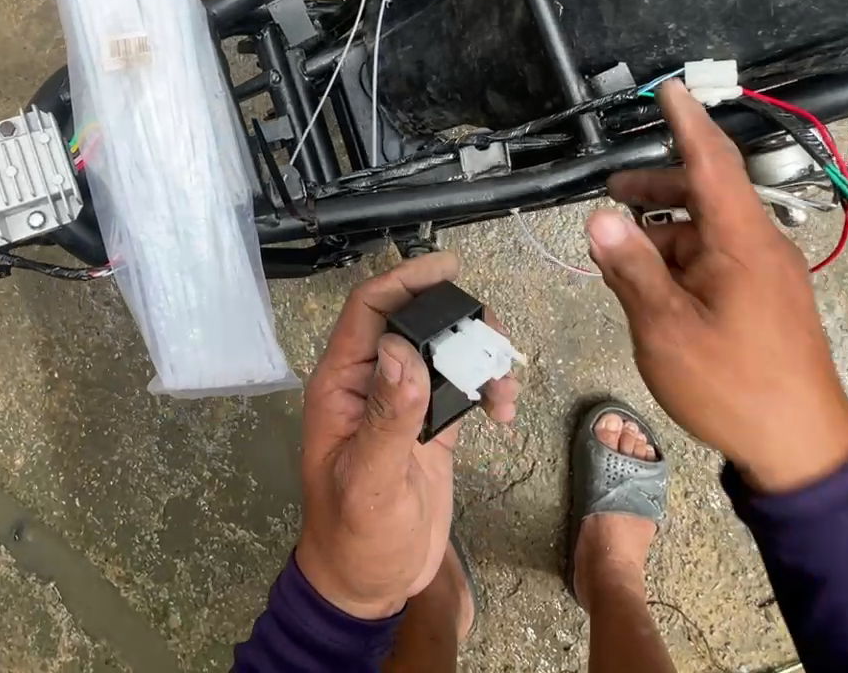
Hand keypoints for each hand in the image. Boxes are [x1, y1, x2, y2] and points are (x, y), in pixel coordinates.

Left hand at [295, 252, 519, 619]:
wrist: (370, 583)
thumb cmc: (355, 536)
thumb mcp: (369, 481)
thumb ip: (387, 416)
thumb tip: (403, 348)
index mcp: (343, 382)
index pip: (369, 310)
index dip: (404, 279)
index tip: (447, 265)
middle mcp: (373, 380)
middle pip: (414, 320)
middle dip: (455, 316)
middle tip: (494, 331)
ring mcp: (404, 399)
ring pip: (443, 348)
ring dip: (477, 353)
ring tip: (504, 379)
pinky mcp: (431, 422)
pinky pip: (461, 384)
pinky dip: (486, 387)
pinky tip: (503, 410)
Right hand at [584, 79, 847, 494]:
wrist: (801, 449)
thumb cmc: (731, 383)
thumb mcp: (666, 327)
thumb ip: (632, 267)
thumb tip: (599, 218)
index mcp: (742, 243)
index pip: (713, 163)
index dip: (687, 123)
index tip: (670, 88)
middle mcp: (760, 246)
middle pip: (706, 194)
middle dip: (656, 186)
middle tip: (611, 189)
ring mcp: (766, 273)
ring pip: (707, 230)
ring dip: (662, 229)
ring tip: (620, 248)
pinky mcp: (765, 298)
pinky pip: (717, 257)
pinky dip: (680, 256)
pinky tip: (651, 281)